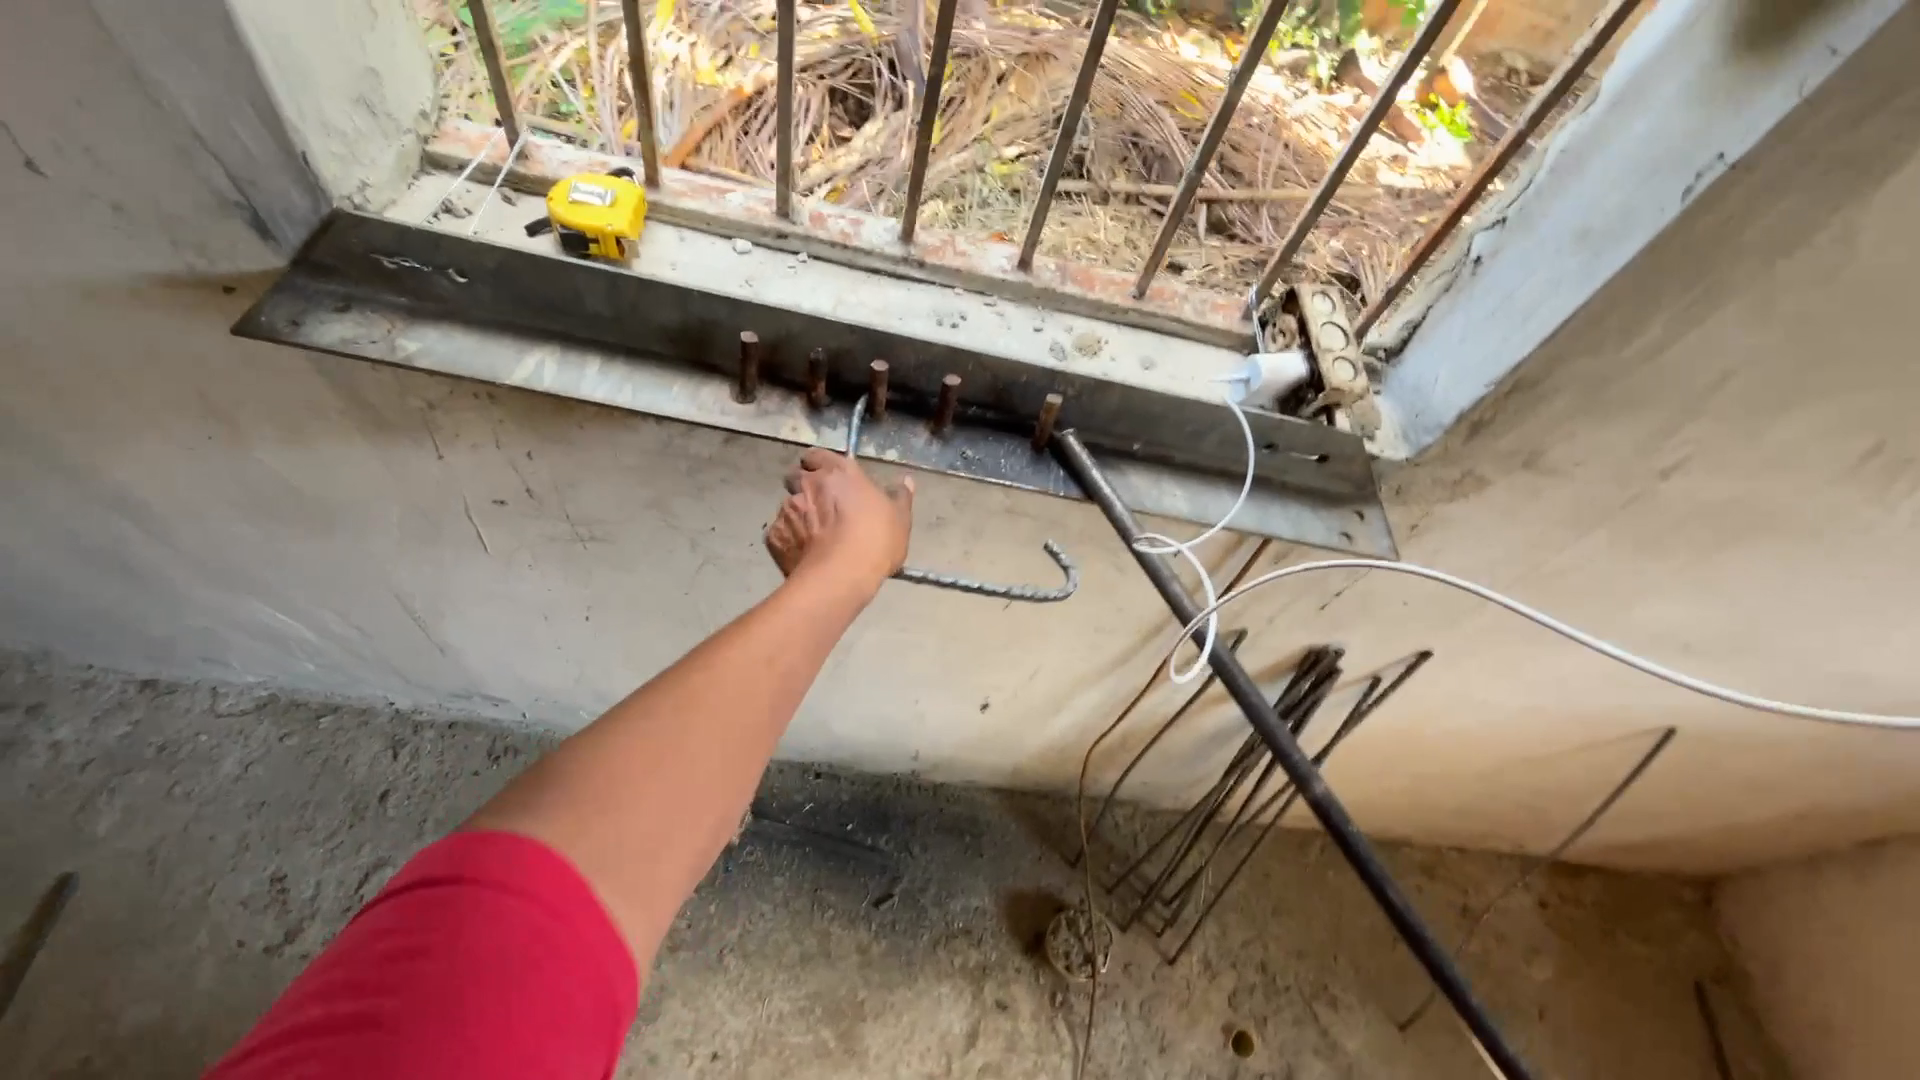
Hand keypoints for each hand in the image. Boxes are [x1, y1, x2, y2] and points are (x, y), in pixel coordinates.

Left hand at [765, 449, 913, 593]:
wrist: (842, 576)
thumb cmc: (876, 541)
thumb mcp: (900, 519)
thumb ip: (900, 497)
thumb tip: (906, 481)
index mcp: (838, 473)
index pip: (818, 455)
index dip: (819, 465)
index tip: (828, 478)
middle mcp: (807, 484)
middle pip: (795, 477)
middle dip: (803, 487)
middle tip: (820, 507)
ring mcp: (786, 509)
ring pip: (788, 506)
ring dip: (797, 516)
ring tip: (813, 538)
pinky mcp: (774, 536)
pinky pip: (780, 533)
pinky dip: (789, 540)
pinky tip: (803, 555)